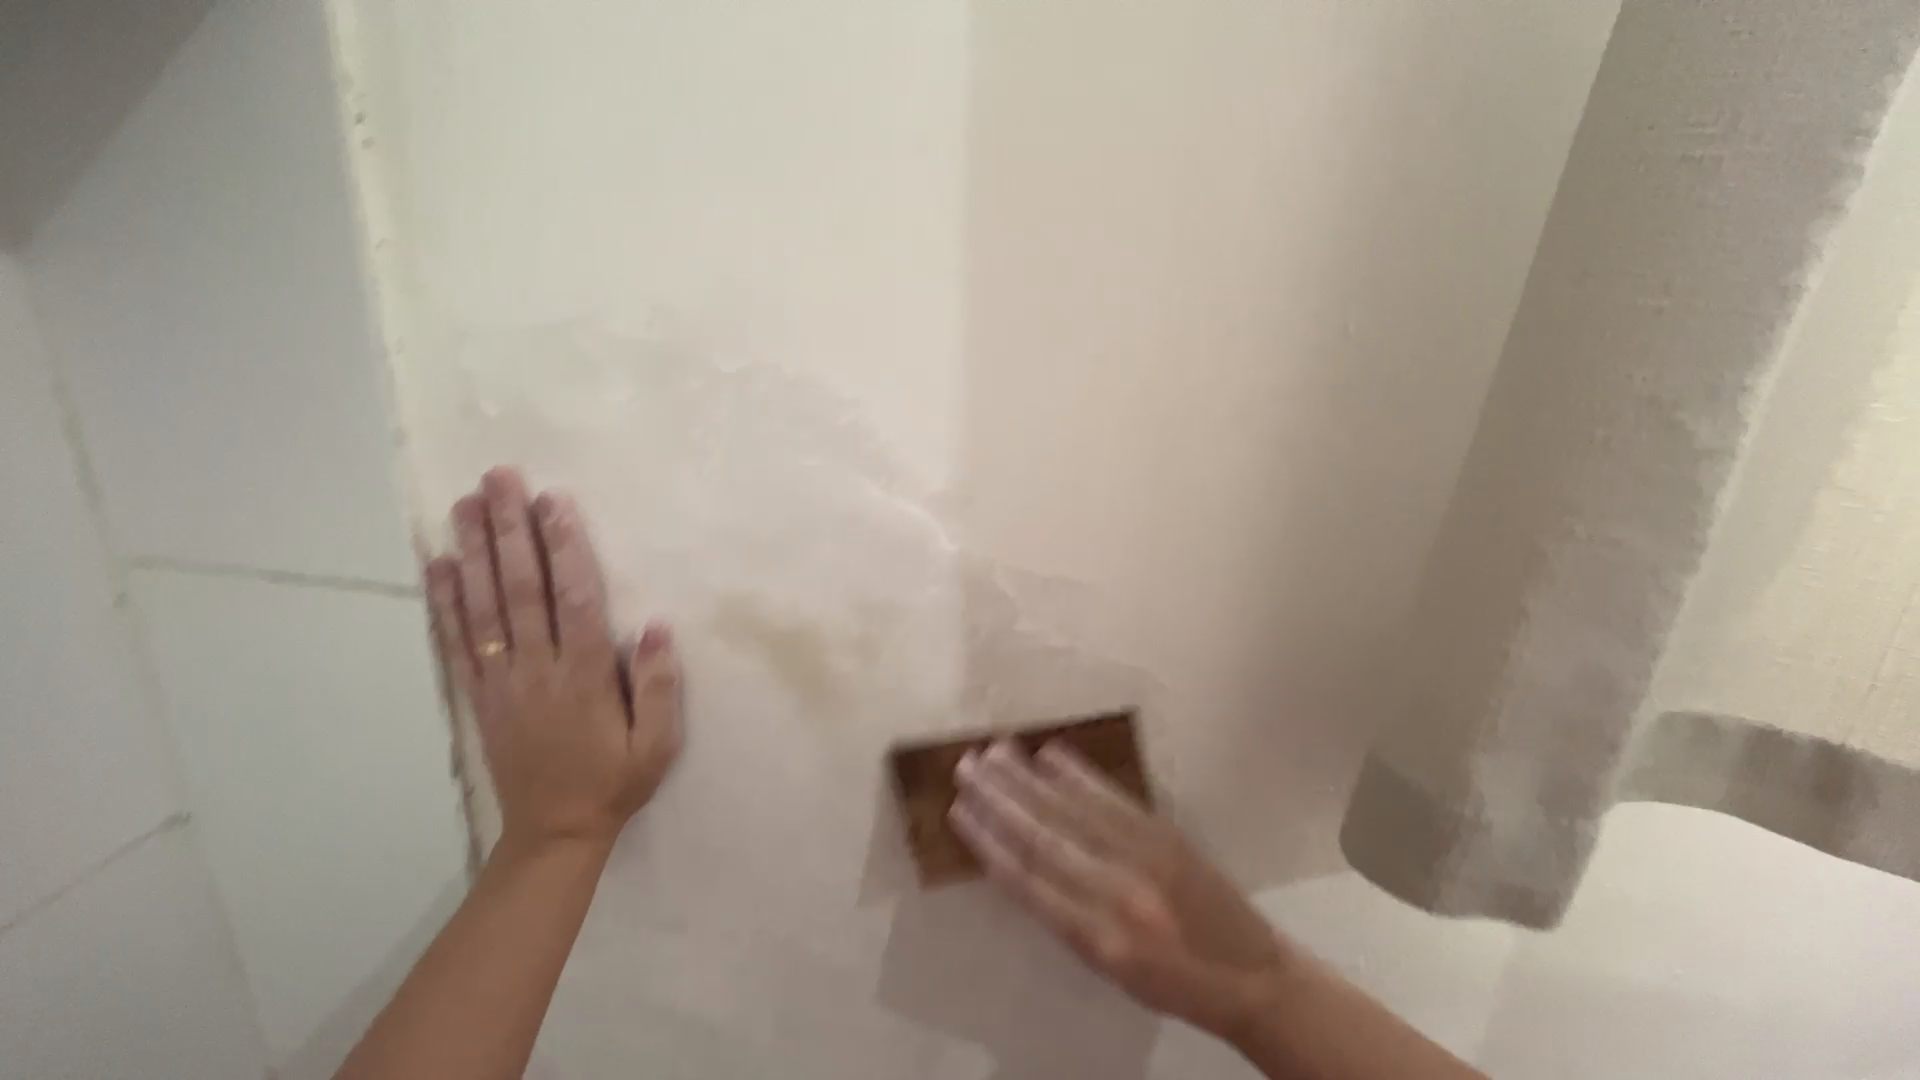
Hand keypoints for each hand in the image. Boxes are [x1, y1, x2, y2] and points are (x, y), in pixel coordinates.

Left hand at [426, 466, 681, 856]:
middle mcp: (537, 670)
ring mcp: (502, 681)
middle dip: (510, 531)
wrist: (554, 833)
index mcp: (585, 677)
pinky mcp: (480, 696)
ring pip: (485, 607)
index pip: (574, 601)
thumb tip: (656, 626)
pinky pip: (457, 642)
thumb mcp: (659, 745)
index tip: (555, 502)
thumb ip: (661, 687)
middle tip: (499, 479)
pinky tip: (439, 565)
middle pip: (521, 590)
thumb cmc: (616, 781)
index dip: (565, 548)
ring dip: (474, 552)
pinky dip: (445, 602)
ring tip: (464, 503)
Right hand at [951, 741, 1288, 1039]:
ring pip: (1072, 809)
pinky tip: (1051, 753)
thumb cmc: (1169, 981)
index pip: (1027, 880)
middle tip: (966, 765)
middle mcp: (1115, 891)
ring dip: (1029, 777)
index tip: (957, 811)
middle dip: (999, 797)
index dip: (987, 842)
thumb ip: (1062, 915)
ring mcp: (1143, 856)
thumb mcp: (1106, 967)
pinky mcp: (1165, 833)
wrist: (1250, 974)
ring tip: (995, 750)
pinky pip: (1112, 797)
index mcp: (1095, 936)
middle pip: (1043, 835)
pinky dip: (1079, 773)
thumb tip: (1017, 860)